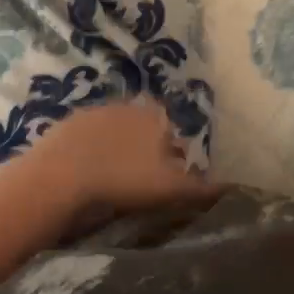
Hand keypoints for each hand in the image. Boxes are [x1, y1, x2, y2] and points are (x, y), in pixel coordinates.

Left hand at [13, 102, 217, 215]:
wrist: (60, 175)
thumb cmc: (123, 180)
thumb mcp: (170, 188)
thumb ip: (201, 188)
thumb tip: (232, 186)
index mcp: (156, 118)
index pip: (175, 131)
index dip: (175, 156)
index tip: (170, 179)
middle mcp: (129, 105)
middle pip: (146, 128)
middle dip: (147, 149)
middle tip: (143, 182)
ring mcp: (96, 110)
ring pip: (117, 130)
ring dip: (118, 149)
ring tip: (115, 180)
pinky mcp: (69, 122)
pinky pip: (89, 136)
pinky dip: (92, 151)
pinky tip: (88, 174)